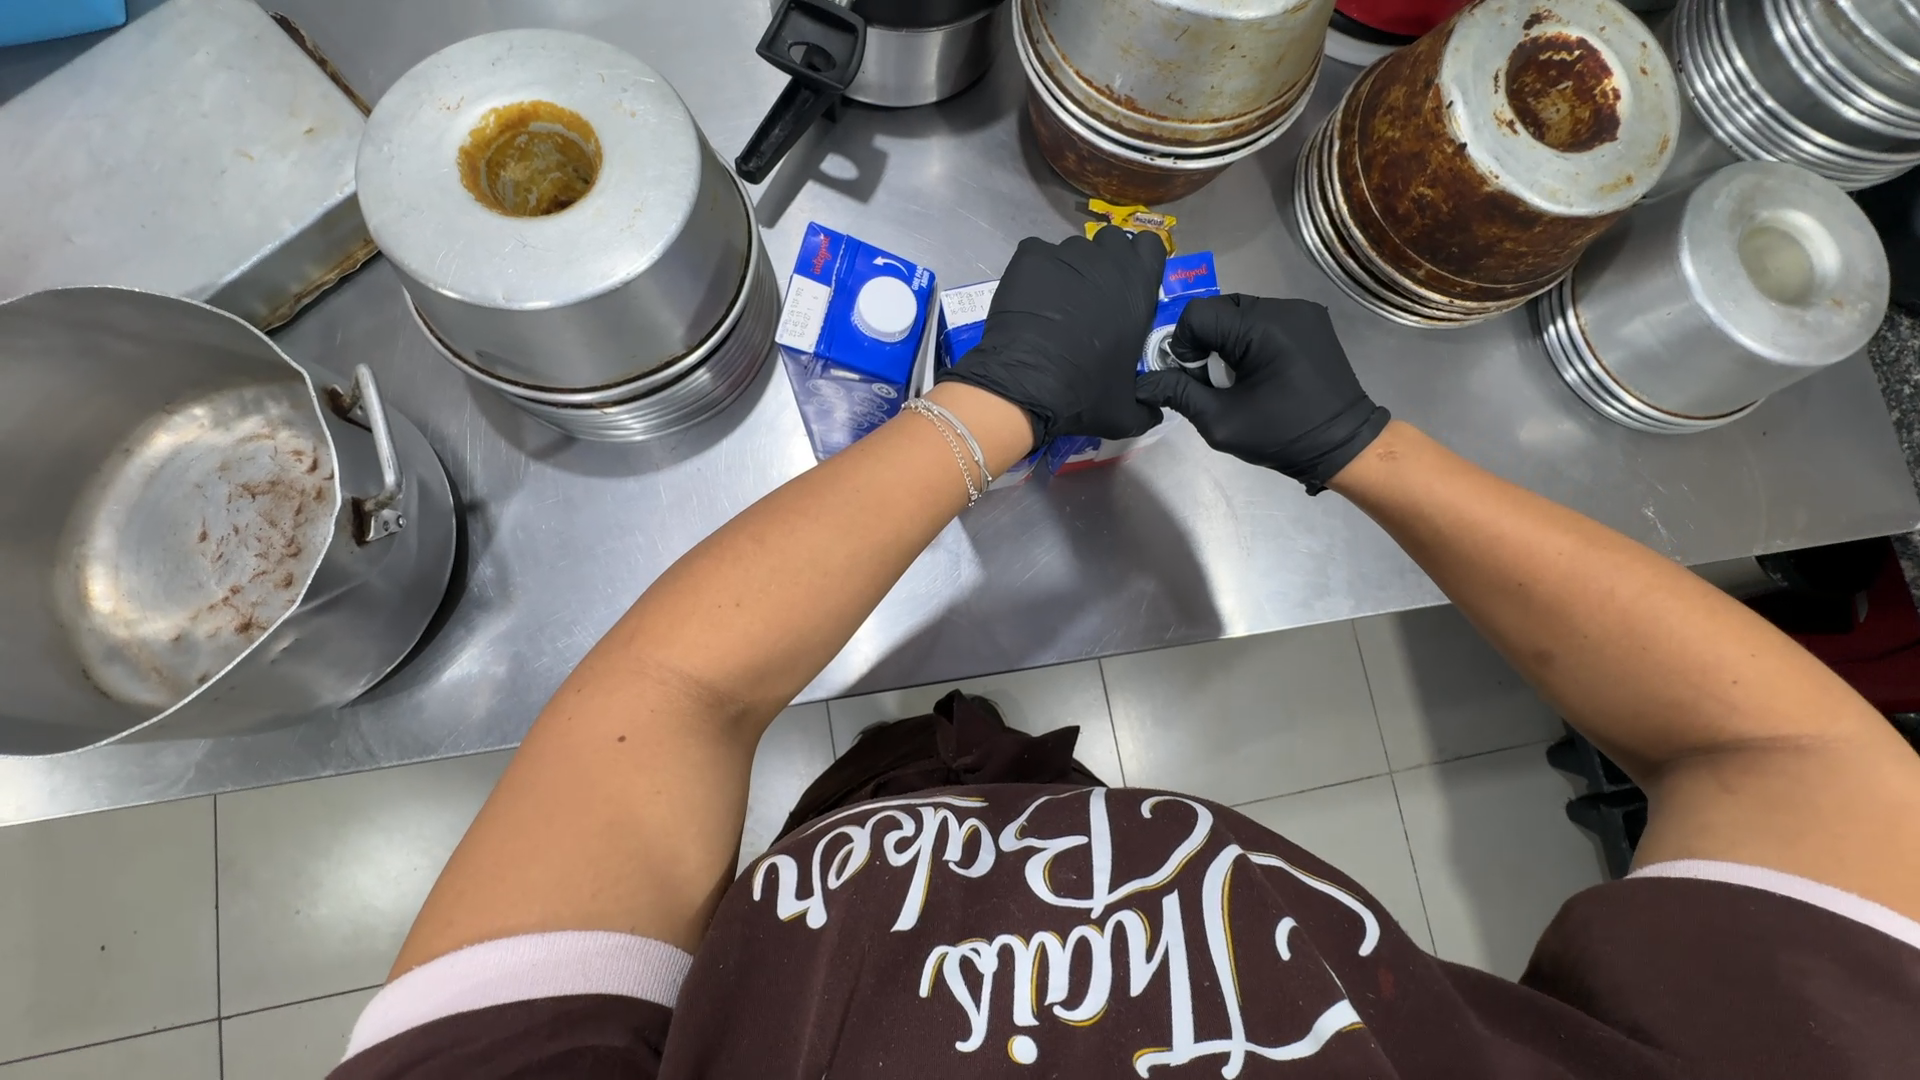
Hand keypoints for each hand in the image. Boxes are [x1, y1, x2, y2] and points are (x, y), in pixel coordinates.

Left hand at [938, 226, 1166, 442]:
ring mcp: (1067, 254)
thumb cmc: (1084, 395)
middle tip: (1089, 296)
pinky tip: (1028, 301)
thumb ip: (1146, 408)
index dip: (1138, 262)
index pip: (1150, 247)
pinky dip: (1034, 272)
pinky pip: (1037, 255)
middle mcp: (1107, 261)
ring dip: (1067, 270)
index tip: (1125, 286)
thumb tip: (1154, 413)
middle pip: (1111, 242)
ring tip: (1052, 305)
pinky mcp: (1030, 257)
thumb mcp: (1125, 412)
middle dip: (1103, 262)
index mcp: (1139, 287)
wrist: (1026, 387)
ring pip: (1072, 250)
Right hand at [1136, 295, 1389, 492]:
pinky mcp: (1310, 319)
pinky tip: (1258, 368)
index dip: (1183, 345)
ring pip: (1238, 310)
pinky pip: (1263, 317)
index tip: (1194, 377)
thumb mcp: (1219, 421)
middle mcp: (1283, 307)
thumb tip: (1142, 384)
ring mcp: (1300, 310)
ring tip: (1234, 374)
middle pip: (1217, 307)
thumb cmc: (1280, 435)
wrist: (1343, 443)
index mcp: (1262, 328)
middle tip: (1210, 376)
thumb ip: (1178, 394)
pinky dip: (1248, 338)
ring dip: (1225, 339)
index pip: (1197, 314)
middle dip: (1203, 340)